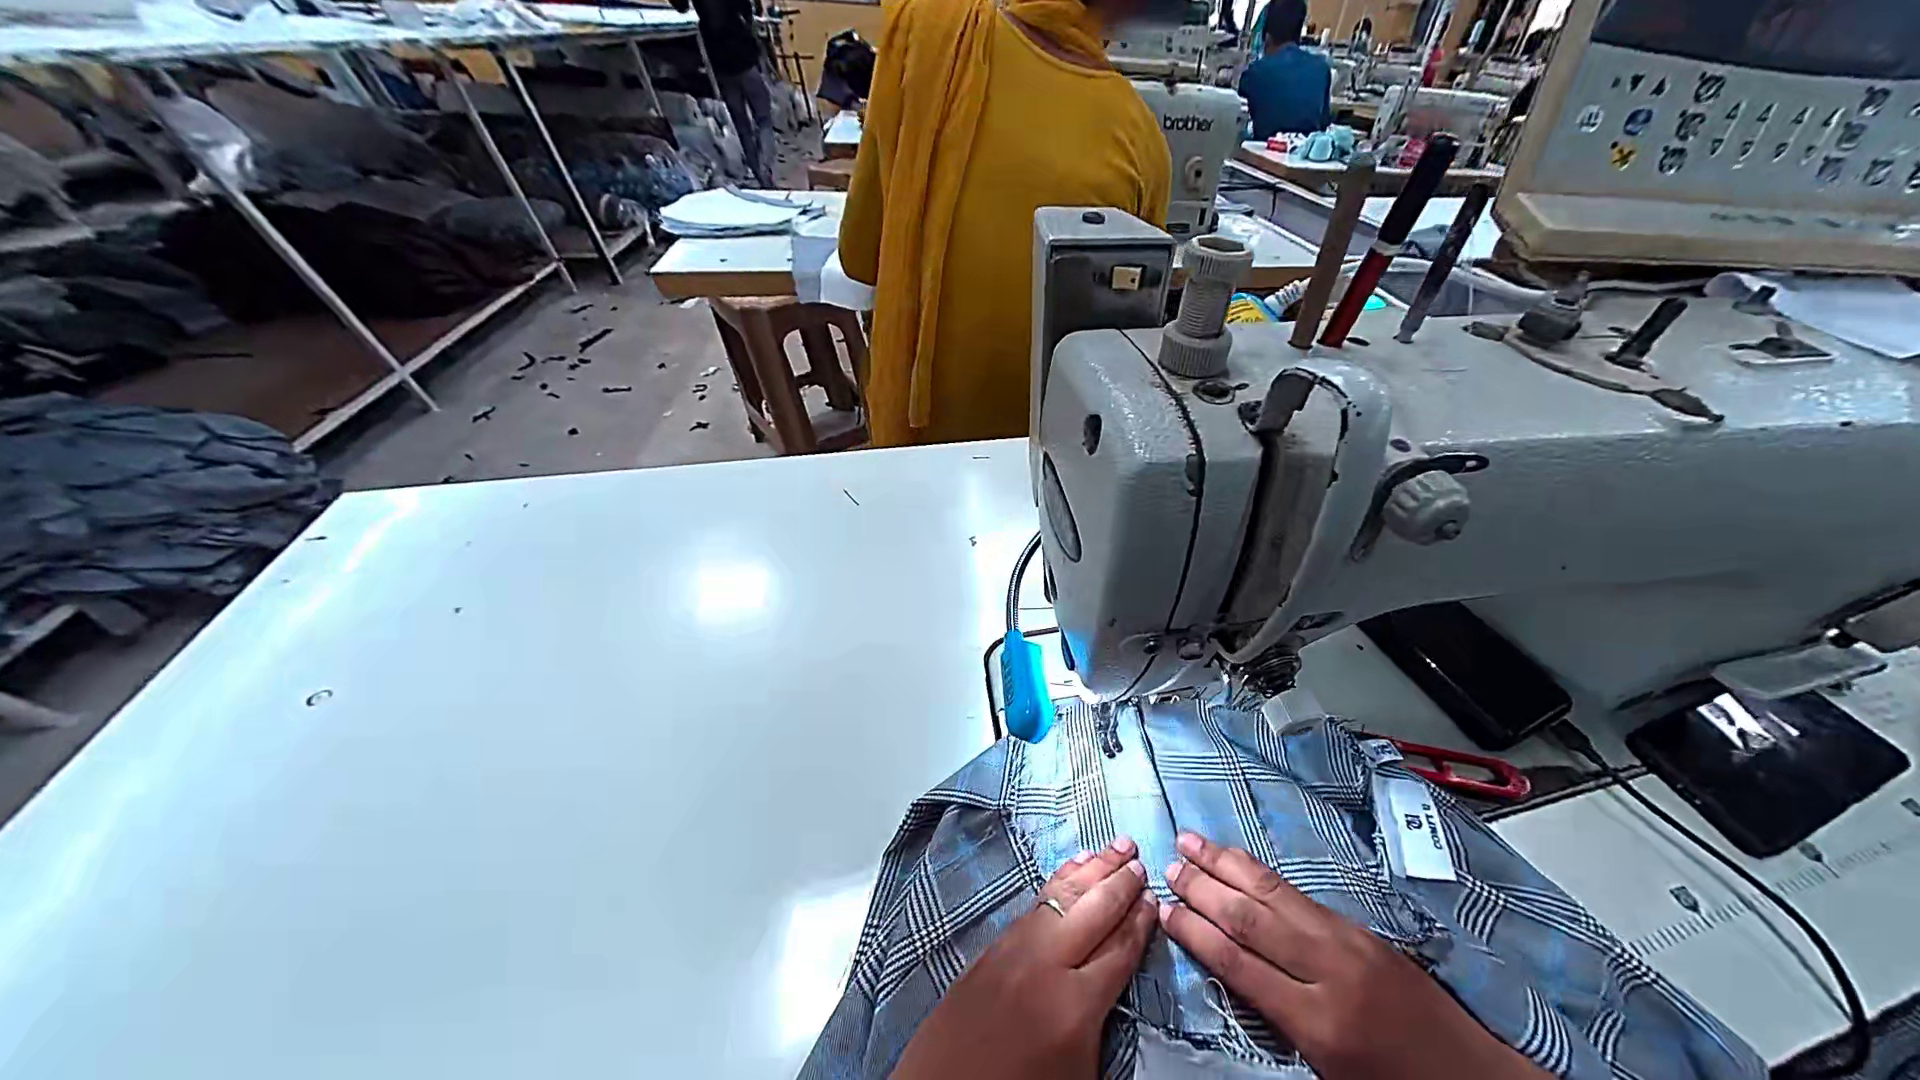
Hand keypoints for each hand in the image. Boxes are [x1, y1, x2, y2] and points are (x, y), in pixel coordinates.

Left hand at [891, 836, 1156, 1079]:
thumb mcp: (1082, 1073)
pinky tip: (1070, 870)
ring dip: (1091, 870)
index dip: (1139, 923)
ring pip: (1062, 897)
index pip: (1118, 950)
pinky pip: (1035, 904)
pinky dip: (1058, 882)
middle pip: (1093, 911)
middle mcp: (1047, 965)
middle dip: (1120, 884)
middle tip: (1139, 861)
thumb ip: (1105, 1021)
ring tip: (1114, 847)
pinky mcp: (994, 944)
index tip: (1154, 900)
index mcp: (1075, 1006)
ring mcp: (1016, 948)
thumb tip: (1116, 976)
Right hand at [1159, 832, 1550, 1079]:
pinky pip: (1296, 890)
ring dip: (1224, 864)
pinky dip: (1257, 871)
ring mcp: (1346, 941)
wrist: (1474, 1079)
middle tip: (1168, 867)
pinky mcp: (1358, 927)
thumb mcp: (1325, 1069)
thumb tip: (1221, 965)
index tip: (1163, 910)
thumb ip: (1273, 1015)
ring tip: (1188, 842)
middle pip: (1249, 918)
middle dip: (1202, 888)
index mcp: (1318, 1023)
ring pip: (1270, 891)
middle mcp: (1328, 971)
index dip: (1195, 933)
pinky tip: (1236, 858)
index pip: (1238, 964)